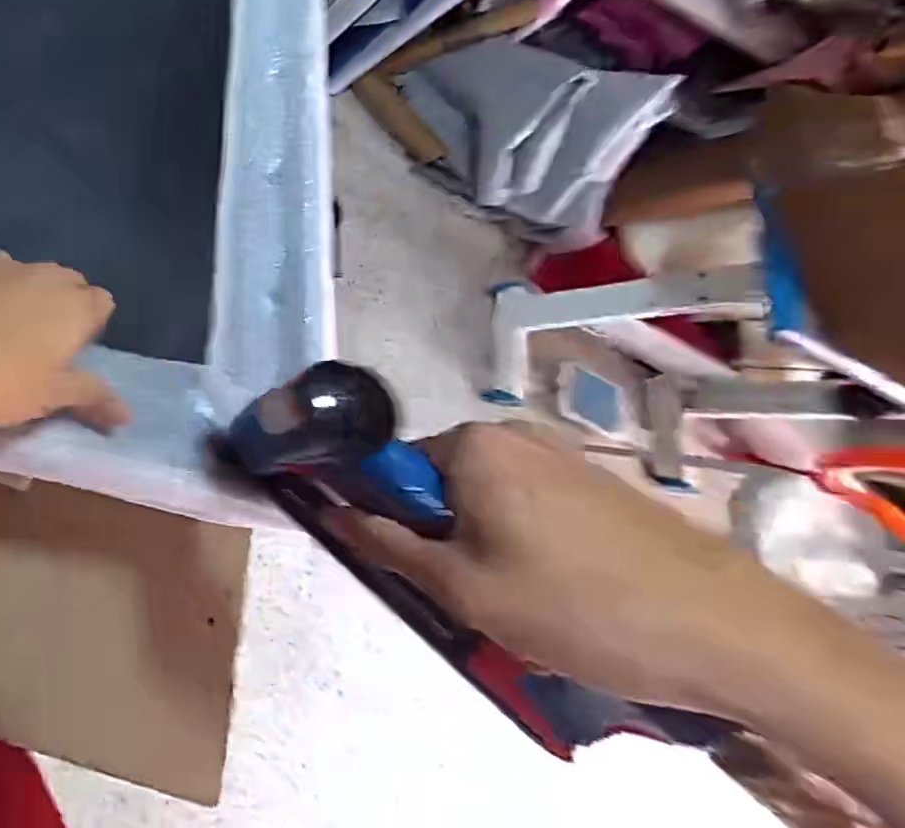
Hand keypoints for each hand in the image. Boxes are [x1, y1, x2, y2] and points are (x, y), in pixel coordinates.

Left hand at [0, 251, 130, 445]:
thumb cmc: (3, 385)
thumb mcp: (52, 397)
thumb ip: (93, 396)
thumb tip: (126, 414)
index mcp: (77, 305)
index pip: (101, 303)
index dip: (88, 325)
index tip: (69, 350)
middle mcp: (48, 275)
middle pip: (68, 283)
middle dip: (62, 305)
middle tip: (40, 342)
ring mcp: (7, 265)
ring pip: (31, 273)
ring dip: (28, 291)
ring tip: (4, 325)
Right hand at [327, 422, 839, 716]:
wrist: (746, 641)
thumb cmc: (577, 606)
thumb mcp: (460, 587)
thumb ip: (383, 543)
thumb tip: (328, 514)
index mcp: (470, 444)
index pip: (390, 468)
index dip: (390, 513)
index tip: (414, 557)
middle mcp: (512, 434)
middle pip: (438, 480)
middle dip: (440, 528)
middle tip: (467, 584)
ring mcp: (564, 455)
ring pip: (485, 494)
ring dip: (482, 535)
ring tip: (517, 591)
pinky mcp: (604, 483)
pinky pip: (531, 501)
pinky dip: (527, 535)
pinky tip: (561, 585)